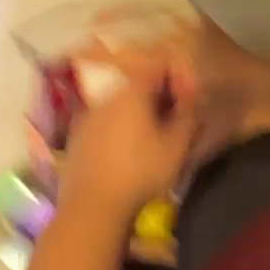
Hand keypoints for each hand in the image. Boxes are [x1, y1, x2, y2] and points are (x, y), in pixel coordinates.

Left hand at [59, 57, 203, 218]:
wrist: (93, 205)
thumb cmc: (142, 171)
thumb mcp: (177, 146)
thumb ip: (188, 117)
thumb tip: (193, 100)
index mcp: (132, 92)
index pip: (158, 64)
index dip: (178, 75)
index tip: (190, 97)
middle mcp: (105, 96)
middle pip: (137, 84)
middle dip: (160, 96)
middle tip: (177, 119)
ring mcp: (87, 117)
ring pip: (120, 104)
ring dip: (140, 113)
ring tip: (155, 137)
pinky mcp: (76, 138)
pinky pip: (105, 122)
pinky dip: (121, 128)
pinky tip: (129, 151)